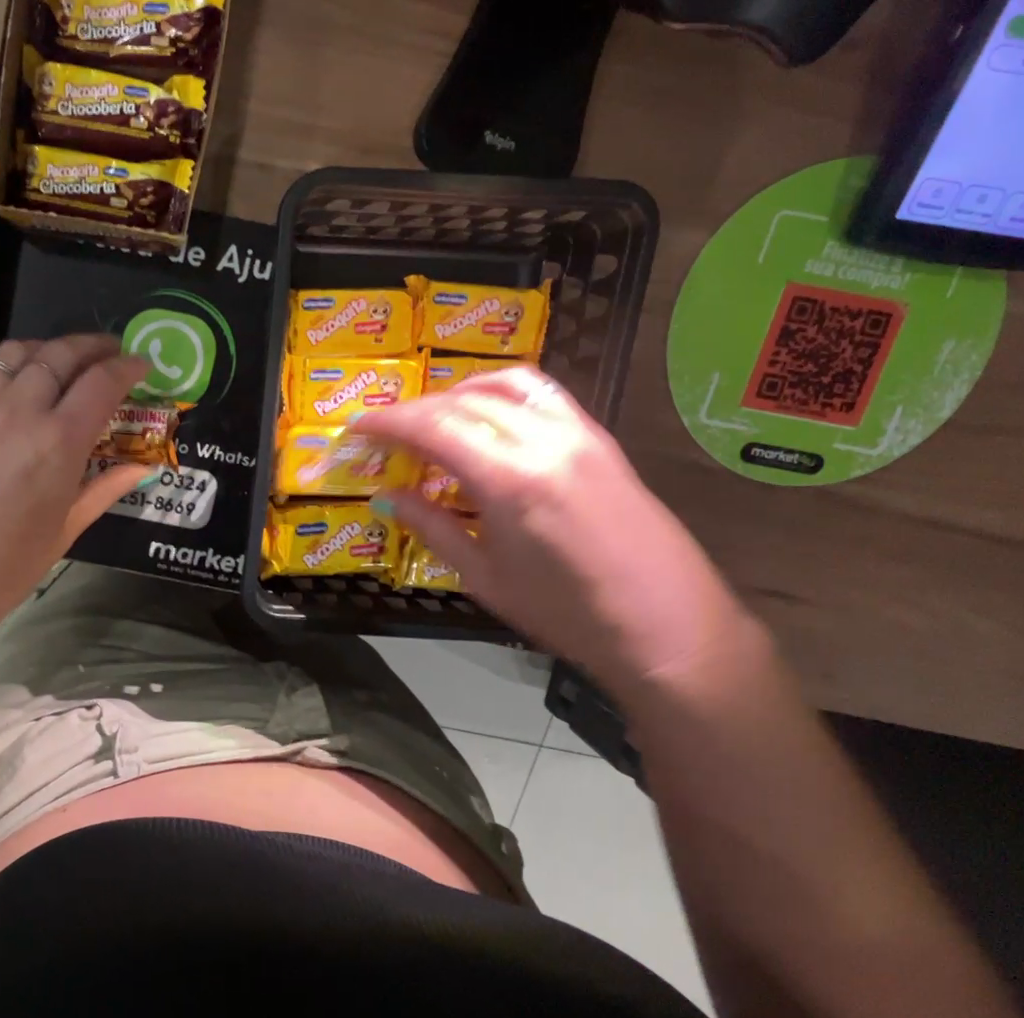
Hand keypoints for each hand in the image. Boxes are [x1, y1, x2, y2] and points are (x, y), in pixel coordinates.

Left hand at [0, 335, 151, 636]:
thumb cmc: (5, 569)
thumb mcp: (65, 530)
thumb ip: (105, 488)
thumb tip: (142, 467)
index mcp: (57, 443)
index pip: (102, 382)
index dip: (127, 367)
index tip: (141, 365)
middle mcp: (17, 410)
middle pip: (61, 355)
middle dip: (92, 347)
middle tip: (109, 353)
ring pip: (17, 353)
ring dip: (48, 351)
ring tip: (63, 364)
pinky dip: (8, 370)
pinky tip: (15, 391)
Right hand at [352, 367, 751, 694]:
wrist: (668, 626)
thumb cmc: (567, 614)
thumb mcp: (485, 578)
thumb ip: (432, 527)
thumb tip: (387, 497)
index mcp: (510, 480)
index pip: (433, 427)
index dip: (386, 423)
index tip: (355, 429)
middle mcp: (544, 441)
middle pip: (463, 401)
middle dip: (414, 411)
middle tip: (383, 434)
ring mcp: (578, 433)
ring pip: (504, 385)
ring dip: (457, 393)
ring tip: (431, 421)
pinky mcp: (600, 439)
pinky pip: (540, 395)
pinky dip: (500, 395)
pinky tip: (484, 422)